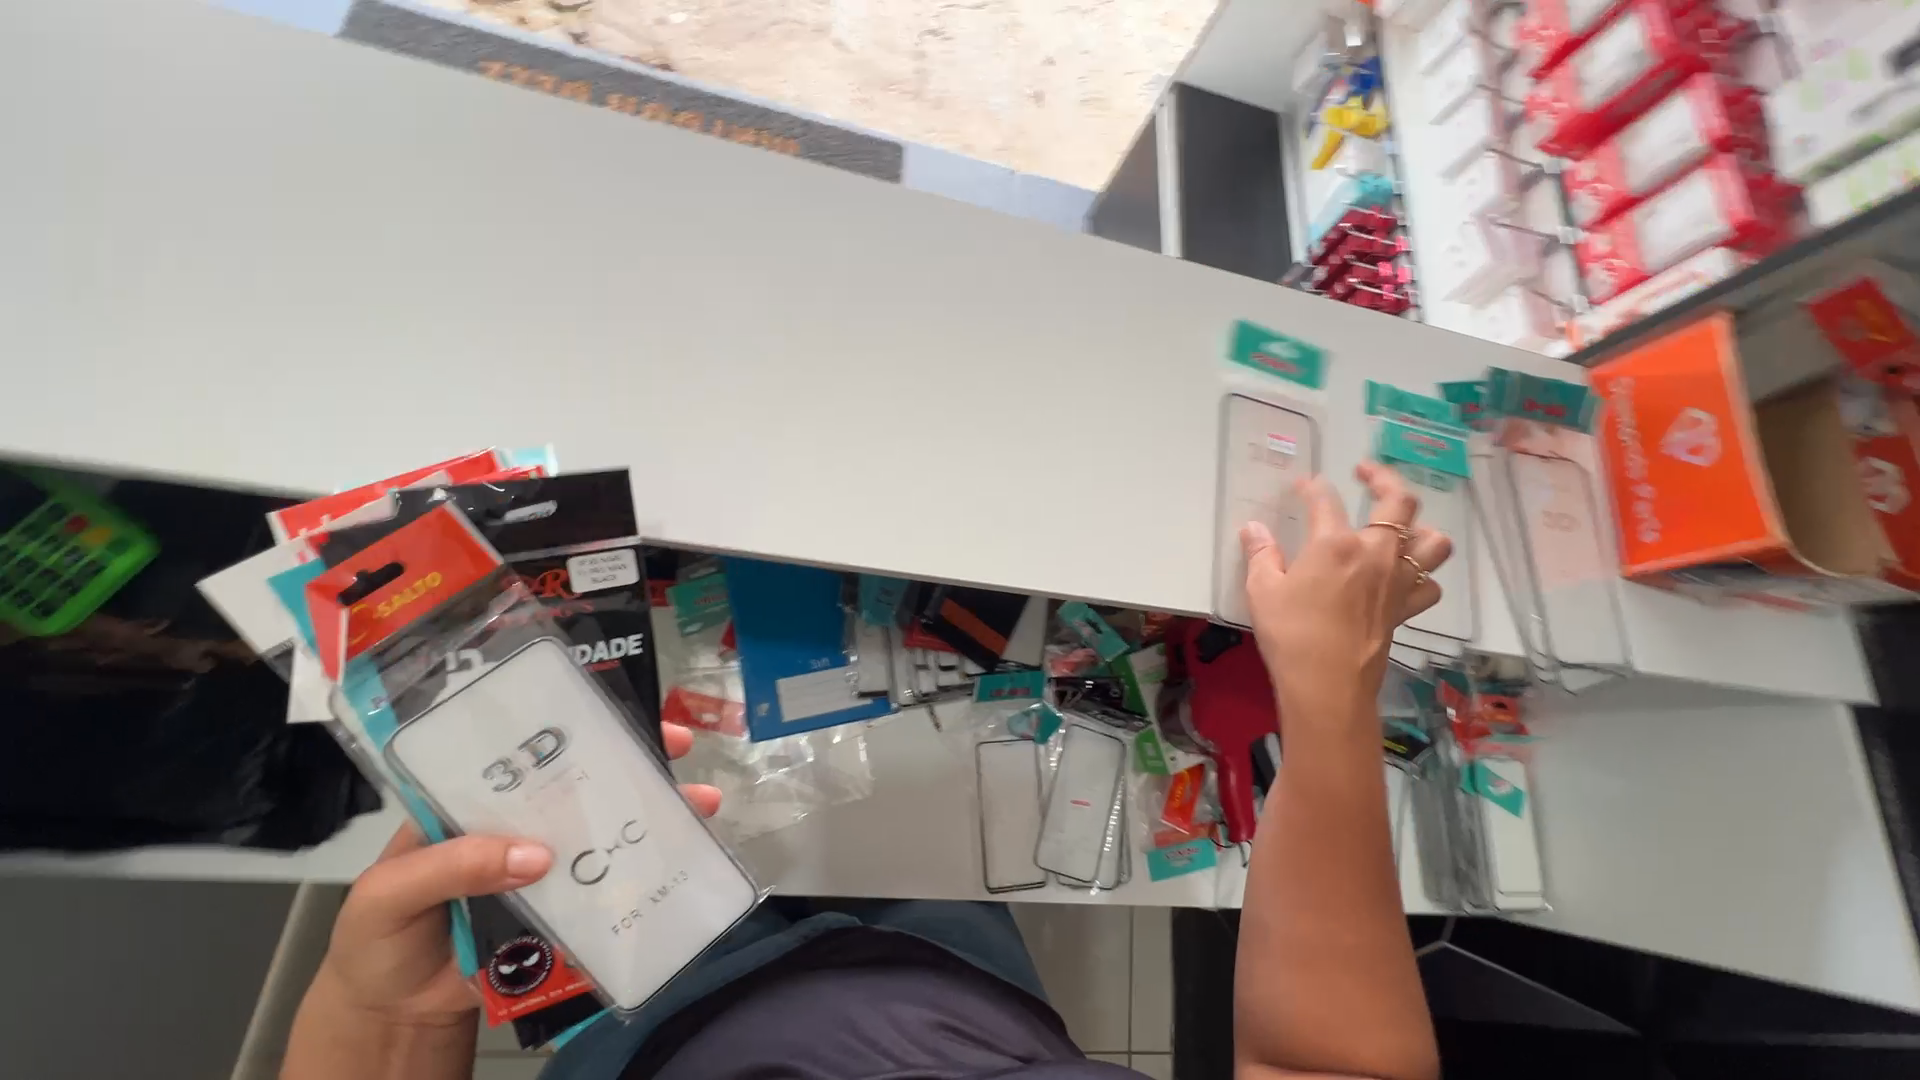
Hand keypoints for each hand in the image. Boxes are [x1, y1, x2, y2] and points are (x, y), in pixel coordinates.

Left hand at [315, 722, 721, 1026]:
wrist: (394, 1018)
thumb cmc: (377, 941)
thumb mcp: (388, 895)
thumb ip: (450, 868)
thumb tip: (536, 855)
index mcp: (476, 803)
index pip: (529, 752)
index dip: (576, 730)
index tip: (620, 717)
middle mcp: (521, 823)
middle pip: (584, 784)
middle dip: (636, 762)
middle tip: (681, 748)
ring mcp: (548, 866)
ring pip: (606, 832)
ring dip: (654, 818)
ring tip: (701, 808)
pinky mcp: (567, 909)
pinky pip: (609, 887)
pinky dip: (644, 874)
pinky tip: (678, 863)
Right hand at [1238, 463, 1452, 716]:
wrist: (1326, 683)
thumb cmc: (1290, 633)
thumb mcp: (1261, 589)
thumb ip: (1260, 554)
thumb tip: (1253, 529)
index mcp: (1336, 543)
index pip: (1326, 500)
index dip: (1312, 487)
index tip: (1302, 485)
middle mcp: (1376, 553)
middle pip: (1399, 502)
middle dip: (1384, 479)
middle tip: (1366, 473)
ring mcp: (1398, 581)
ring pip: (1433, 541)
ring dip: (1421, 527)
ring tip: (1402, 527)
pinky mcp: (1406, 609)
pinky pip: (1430, 584)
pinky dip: (1422, 575)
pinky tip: (1404, 576)